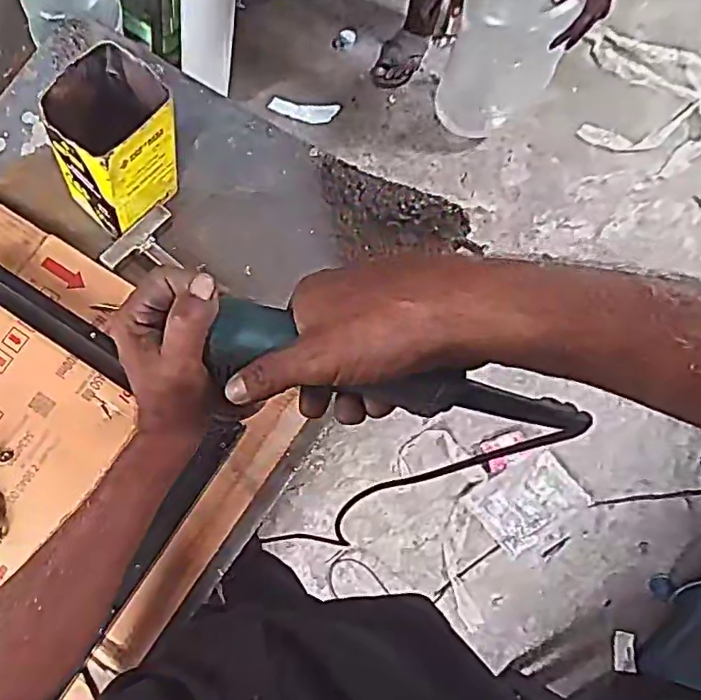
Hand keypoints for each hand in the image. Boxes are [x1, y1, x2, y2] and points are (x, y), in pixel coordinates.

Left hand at [106, 268, 219, 443]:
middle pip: (176, 285)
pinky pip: (196, 313)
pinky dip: (212, 317)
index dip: (192, 284)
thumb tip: (202, 286)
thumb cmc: (174, 407)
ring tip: (223, 321)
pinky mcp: (175, 336)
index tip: (215, 298)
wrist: (178, 431)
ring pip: (188, 297)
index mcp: (130, 321)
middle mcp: (141, 320)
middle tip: (223, 310)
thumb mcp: (181, 362)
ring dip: (210, 306)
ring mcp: (159, 328)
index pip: (162, 278)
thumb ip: (188, 322)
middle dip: (203, 294)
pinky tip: (221, 330)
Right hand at [223, 254, 496, 422]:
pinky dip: (392, 375)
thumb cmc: (397, 323)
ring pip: (359, 358)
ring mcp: (380, 303)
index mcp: (312, 295)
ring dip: (364, 388)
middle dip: (332, 389)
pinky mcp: (410, 315)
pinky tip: (402, 386)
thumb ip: (270, 374)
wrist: (467, 314)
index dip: (290, 375)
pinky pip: (390, 353)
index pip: (283, 340)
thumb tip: (234, 385)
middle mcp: (344, 293)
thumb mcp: (317, 361)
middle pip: (323, 354)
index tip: (300, 395)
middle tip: (341, 406)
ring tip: (378, 400)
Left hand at [549, 0, 631, 49]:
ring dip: (580, 32)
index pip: (574, 29)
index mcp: (592, 10)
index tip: (553, 46)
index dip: (563, 38)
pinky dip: (589, 23)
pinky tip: (589, 21)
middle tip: (562, 47)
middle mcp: (599, 12)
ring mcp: (605, 7)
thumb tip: (553, 1)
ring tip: (572, 38)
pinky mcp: (608, 1)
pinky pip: (596, 17)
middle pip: (582, 30)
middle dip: (571, 39)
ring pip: (589, 25)